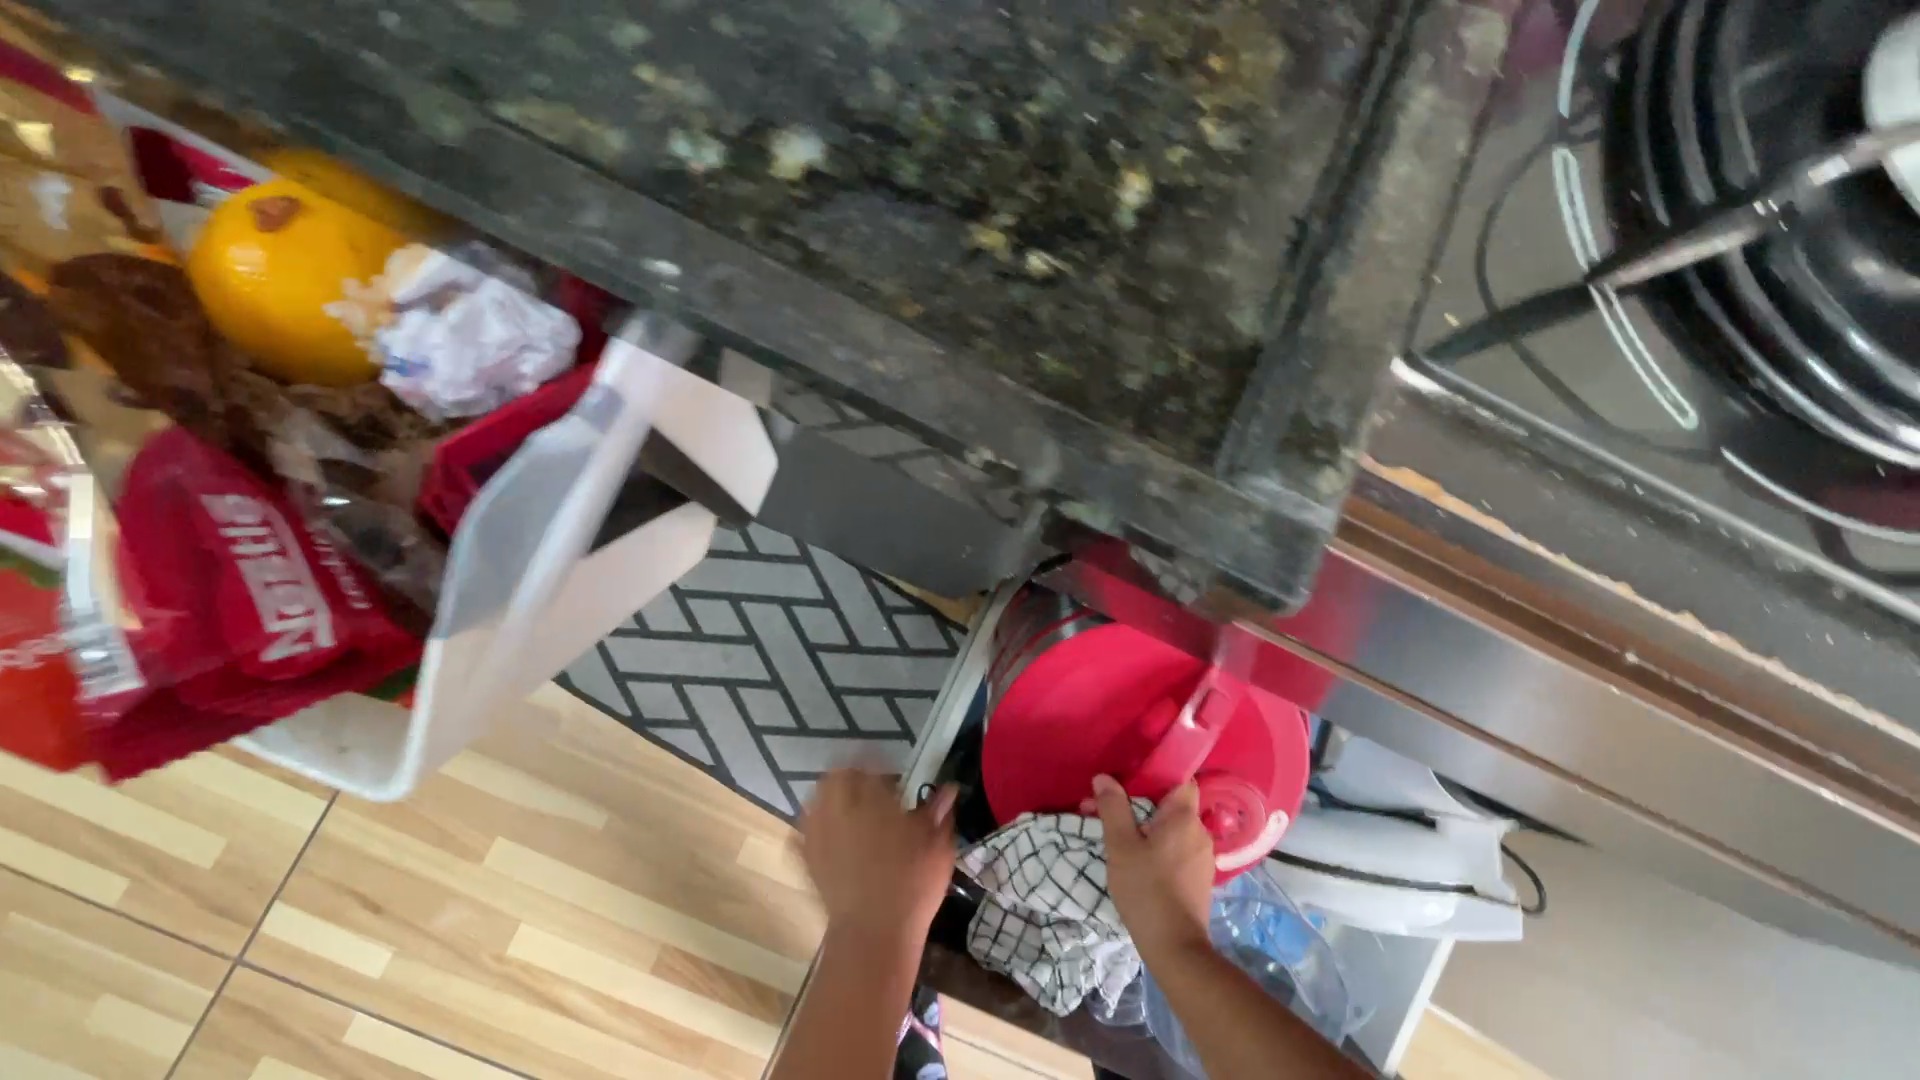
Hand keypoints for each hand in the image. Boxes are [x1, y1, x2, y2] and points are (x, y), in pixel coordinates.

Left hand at [798, 768, 956, 945]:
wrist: (874, 934)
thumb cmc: (912, 888)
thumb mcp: (937, 848)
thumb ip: (939, 813)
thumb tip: (949, 788)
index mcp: (873, 800)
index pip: (871, 768)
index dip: (882, 770)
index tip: (894, 782)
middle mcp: (841, 810)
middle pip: (836, 777)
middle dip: (851, 777)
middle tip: (869, 790)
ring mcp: (819, 835)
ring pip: (816, 800)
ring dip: (830, 797)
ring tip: (847, 809)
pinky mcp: (807, 860)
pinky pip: (800, 833)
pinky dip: (812, 827)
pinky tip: (827, 836)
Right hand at [1092, 774, 1213, 957]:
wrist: (1175, 946)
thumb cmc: (1146, 889)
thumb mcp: (1120, 846)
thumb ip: (1113, 808)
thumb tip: (1104, 778)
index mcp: (1184, 817)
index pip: (1181, 779)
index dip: (1158, 776)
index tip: (1131, 783)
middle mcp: (1200, 831)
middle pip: (1174, 805)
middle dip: (1144, 804)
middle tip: (1113, 814)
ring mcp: (1204, 856)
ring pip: (1176, 829)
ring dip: (1151, 828)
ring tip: (1122, 840)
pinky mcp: (1200, 877)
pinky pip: (1180, 849)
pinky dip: (1162, 847)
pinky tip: (1141, 862)